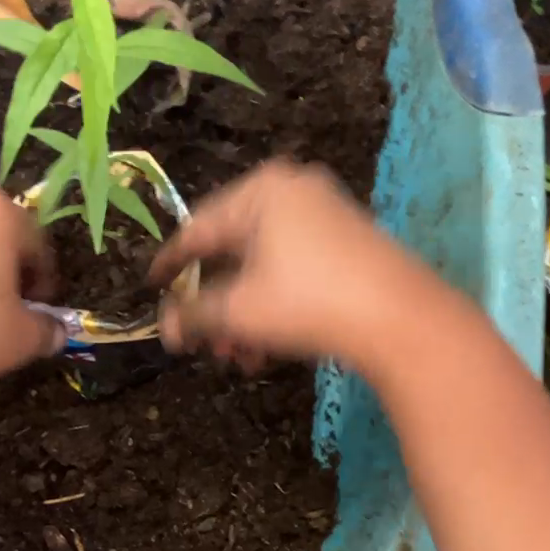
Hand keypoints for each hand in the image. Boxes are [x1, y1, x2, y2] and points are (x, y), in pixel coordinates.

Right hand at [150, 161, 453, 364]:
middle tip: (201, 343)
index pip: (196, 230)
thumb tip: (165, 328)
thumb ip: (192, 316)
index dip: (169, 265)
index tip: (150, 287)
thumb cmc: (306, 302)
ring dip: (239, 318)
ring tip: (236, 358)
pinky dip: (269, 308)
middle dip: (213, 308)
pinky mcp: (343, 243)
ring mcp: (321, 215)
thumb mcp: (237, 311)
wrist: (399, 319)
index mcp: (259, 193)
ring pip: (259, 270)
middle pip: (230, 254)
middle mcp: (289, 192)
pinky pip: (288, 272)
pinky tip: (264, 350)